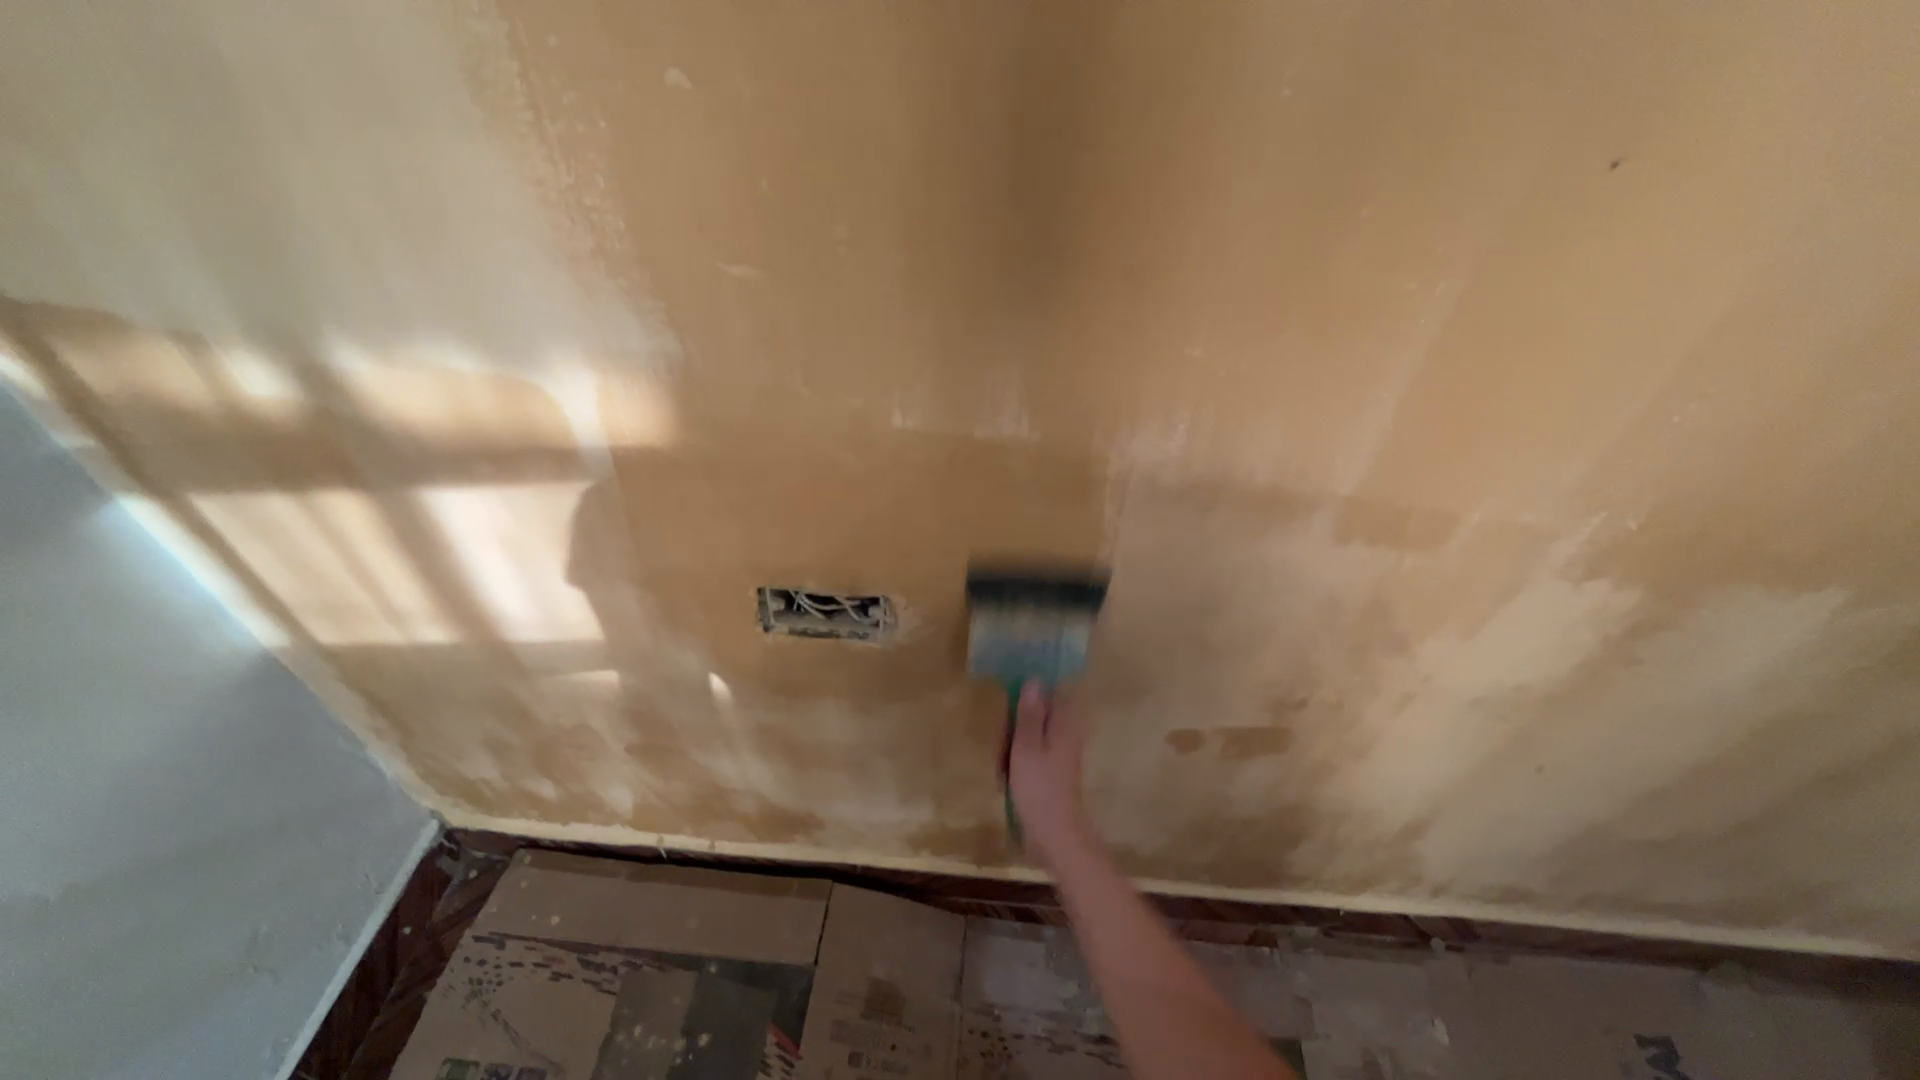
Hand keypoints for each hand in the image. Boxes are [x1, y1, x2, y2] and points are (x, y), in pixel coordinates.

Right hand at [1008, 680, 1093, 863]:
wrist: (1053, 831)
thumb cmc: (1038, 785)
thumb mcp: (1026, 744)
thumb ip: (1029, 712)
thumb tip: (1034, 679)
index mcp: (1063, 722)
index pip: (1046, 693)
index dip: (1024, 698)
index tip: (1009, 714)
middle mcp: (1065, 733)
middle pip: (1035, 714)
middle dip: (1014, 728)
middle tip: (1003, 748)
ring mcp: (1059, 752)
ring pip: (1028, 735)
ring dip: (1011, 747)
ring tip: (1003, 768)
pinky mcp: (1051, 770)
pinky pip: (1030, 754)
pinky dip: (1017, 763)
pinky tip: (1008, 779)